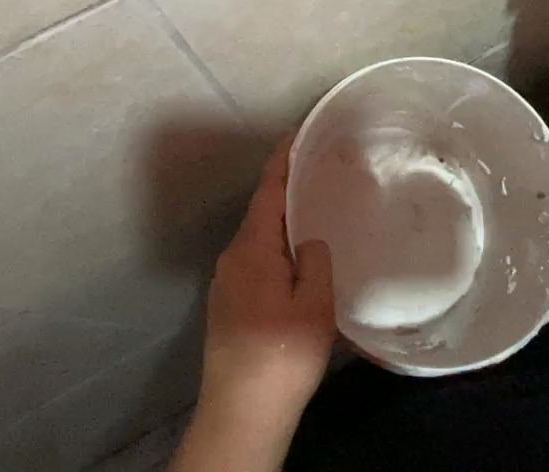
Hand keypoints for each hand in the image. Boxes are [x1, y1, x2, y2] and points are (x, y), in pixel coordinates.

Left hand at [195, 135, 335, 431]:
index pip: (268, 189)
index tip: (299, 133)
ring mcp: (226, 283)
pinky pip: (256, 261)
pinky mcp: (228, 307)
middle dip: (288, 190)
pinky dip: (278, 248)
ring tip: (316, 214)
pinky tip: (298, 262)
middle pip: (262, 212)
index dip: (283, 159)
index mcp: (252, 248)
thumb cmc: (281, 354)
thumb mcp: (315, 304)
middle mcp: (233, 257)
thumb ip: (315, 260)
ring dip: (284, 223)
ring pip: (259, 239)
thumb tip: (309, 241)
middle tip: (322, 174)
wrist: (240, 414)